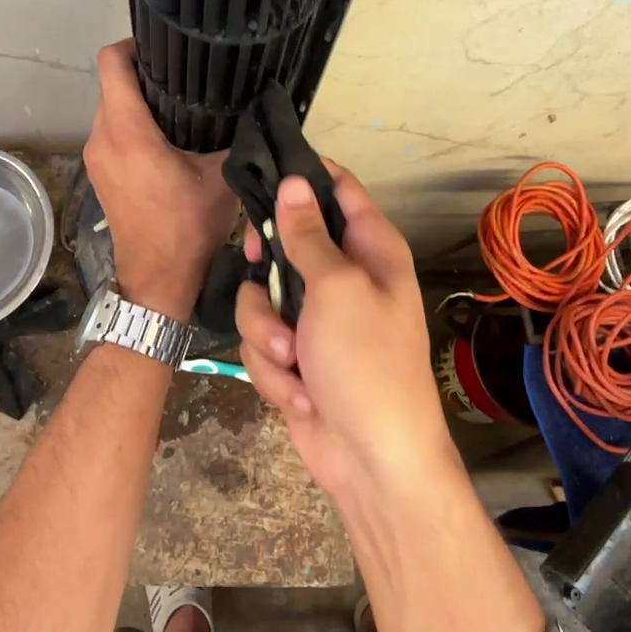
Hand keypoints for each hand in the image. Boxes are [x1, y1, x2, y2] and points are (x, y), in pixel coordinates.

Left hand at [83, 40, 237, 318]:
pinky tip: (164, 137)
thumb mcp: (221, 176)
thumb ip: (235, 136)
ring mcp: (95, 156)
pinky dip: (130, 124)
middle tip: (183, 76)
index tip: (164, 47)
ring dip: (137, 101)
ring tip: (177, 106)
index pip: (112, 63)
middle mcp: (102, 137)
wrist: (157, 279)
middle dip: (143, 73)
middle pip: (112, 84)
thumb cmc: (188, 227)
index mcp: (128, 131)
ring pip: (110, 108)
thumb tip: (255, 106)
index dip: (134, 45)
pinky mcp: (98, 172)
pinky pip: (110, 131)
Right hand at [234, 163, 454, 500]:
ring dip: (267, 334)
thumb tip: (294, 181)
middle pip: (284, 242)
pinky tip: (300, 394)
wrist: (371, 460)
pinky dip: (274, 371)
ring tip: (293, 361)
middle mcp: (342, 277)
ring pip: (261, 298)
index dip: (302, 175)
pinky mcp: (294, 357)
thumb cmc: (367, 363)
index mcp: (370, 249)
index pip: (337, 189)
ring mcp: (315, 320)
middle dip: (267, 270)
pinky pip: (261, 342)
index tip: (261, 171)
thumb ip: (308, 235)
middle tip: (259, 268)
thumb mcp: (336, 289)